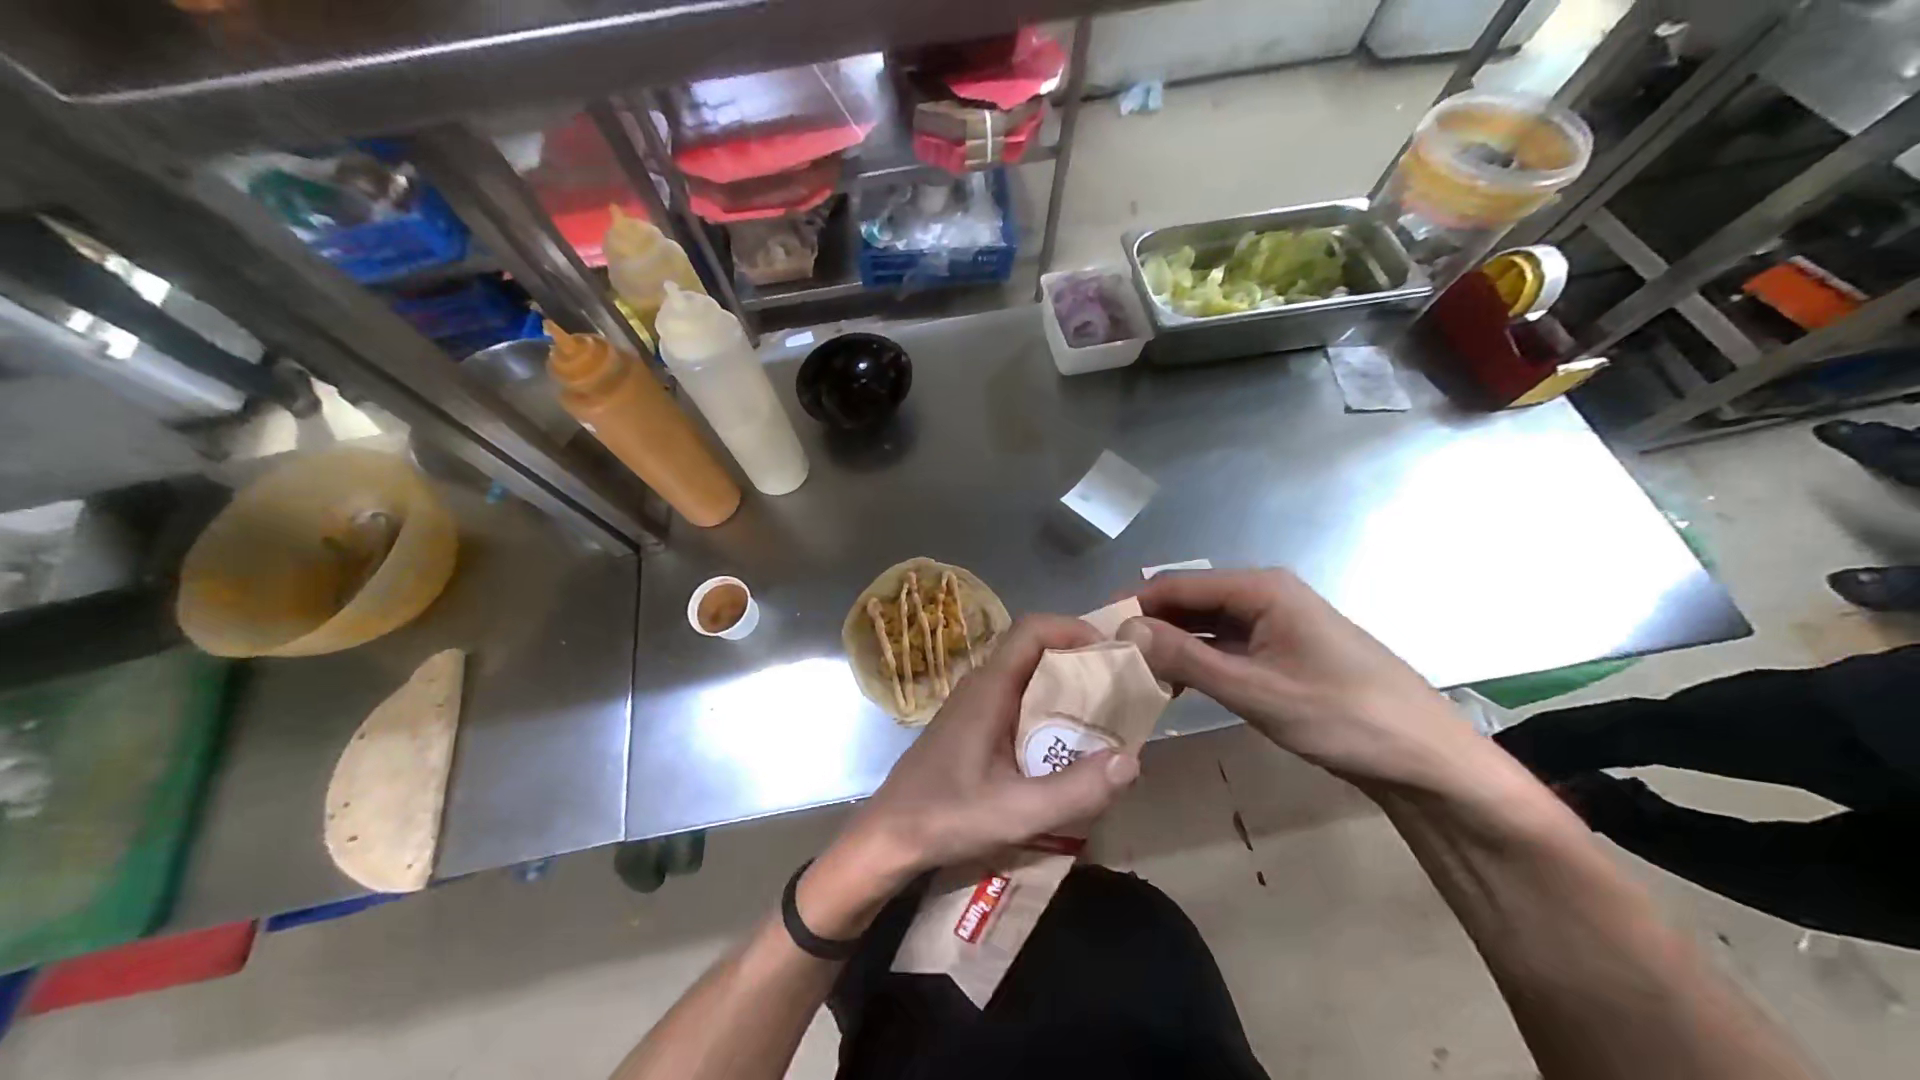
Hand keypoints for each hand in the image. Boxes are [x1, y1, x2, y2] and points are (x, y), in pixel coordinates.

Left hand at [802, 616, 1140, 935]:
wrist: (886, 840)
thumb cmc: (945, 817)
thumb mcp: (1017, 812)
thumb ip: (1075, 790)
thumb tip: (1131, 760)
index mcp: (989, 689)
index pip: (1032, 630)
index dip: (1074, 629)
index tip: (1114, 653)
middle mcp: (981, 687)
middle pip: (1035, 651)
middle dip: (1081, 662)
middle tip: (1122, 690)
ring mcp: (974, 707)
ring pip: (1028, 679)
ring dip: (1066, 690)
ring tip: (1106, 718)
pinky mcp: (973, 729)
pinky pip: (1018, 704)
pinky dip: (1048, 712)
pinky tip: (1066, 749)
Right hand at [1118, 569, 1485, 796]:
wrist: (1427, 761)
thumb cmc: (1344, 718)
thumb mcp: (1257, 691)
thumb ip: (1187, 659)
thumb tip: (1124, 632)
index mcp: (1262, 590)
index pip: (1178, 585)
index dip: (1132, 604)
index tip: (1092, 631)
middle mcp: (1266, 595)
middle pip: (1189, 601)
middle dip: (1147, 625)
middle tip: (1104, 656)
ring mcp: (1275, 623)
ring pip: (1205, 625)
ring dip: (1168, 645)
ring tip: (1127, 672)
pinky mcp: (1282, 651)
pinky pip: (1224, 646)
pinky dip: (1195, 661)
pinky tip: (1171, 685)